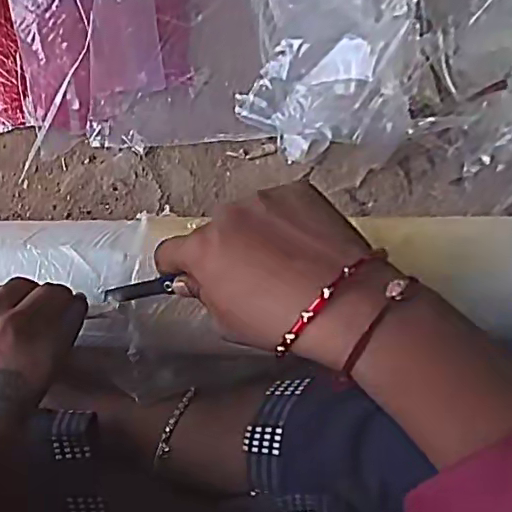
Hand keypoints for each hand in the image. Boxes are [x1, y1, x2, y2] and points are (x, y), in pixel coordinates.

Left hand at [0, 278, 86, 511]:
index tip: (70, 315)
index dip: (72, 312)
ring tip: (18, 323)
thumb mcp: (43, 386)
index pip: (70, 305)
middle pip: (47, 290)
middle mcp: (10, 324)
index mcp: (39, 348)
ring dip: (24, 300)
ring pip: (18, 286)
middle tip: (48, 319)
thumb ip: (56, 347)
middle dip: (52, 304)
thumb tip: (64, 319)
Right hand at [155, 182, 380, 365]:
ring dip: (252, 233)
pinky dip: (282, 222)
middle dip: (220, 250)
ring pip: (245, 217)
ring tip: (280, 260)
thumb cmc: (276, 321)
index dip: (176, 268)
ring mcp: (264, 198)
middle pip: (211, 232)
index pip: (168, 251)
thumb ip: (202, 293)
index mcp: (201, 249)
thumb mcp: (224, 321)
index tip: (190, 278)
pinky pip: (278, 206)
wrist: (343, 304)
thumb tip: (192, 279)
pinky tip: (300, 247)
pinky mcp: (299, 191)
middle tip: (246, 276)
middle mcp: (227, 214)